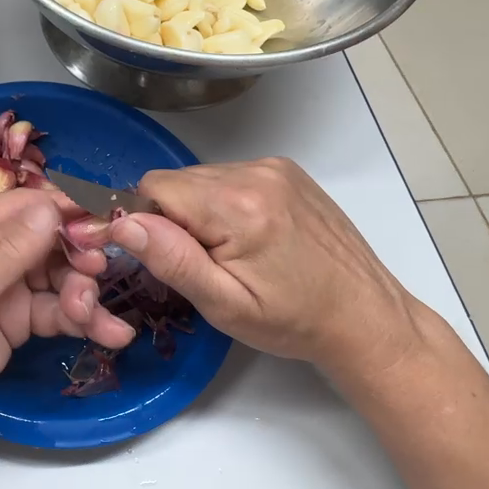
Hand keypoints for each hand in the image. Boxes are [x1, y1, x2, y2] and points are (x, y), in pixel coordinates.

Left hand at [0, 189, 137, 443]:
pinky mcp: (12, 323)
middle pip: (43, 241)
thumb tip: (52, 206)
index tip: (106, 222)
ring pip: (54, 277)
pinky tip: (109, 334)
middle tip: (99, 274)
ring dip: (82, 294)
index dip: (63, 212)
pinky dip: (80, 320)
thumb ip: (9, 249)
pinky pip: (54, 312)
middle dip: (76, 257)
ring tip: (98, 319)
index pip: (20, 207)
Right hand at [111, 158, 426, 378]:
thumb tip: (122, 223)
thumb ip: (171, 260)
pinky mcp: (286, 170)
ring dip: (200, 208)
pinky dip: (225, 201)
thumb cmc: (293, 321)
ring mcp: (273, 167)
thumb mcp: (224, 306)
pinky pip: (229, 175)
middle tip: (204, 261)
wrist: (366, 318)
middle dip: (174, 217)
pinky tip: (250, 234)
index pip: (154, 187)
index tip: (166, 255)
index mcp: (236, 206)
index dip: (147, 220)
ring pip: (201, 177)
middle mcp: (254, 173)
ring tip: (231, 250)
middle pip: (176, 181)